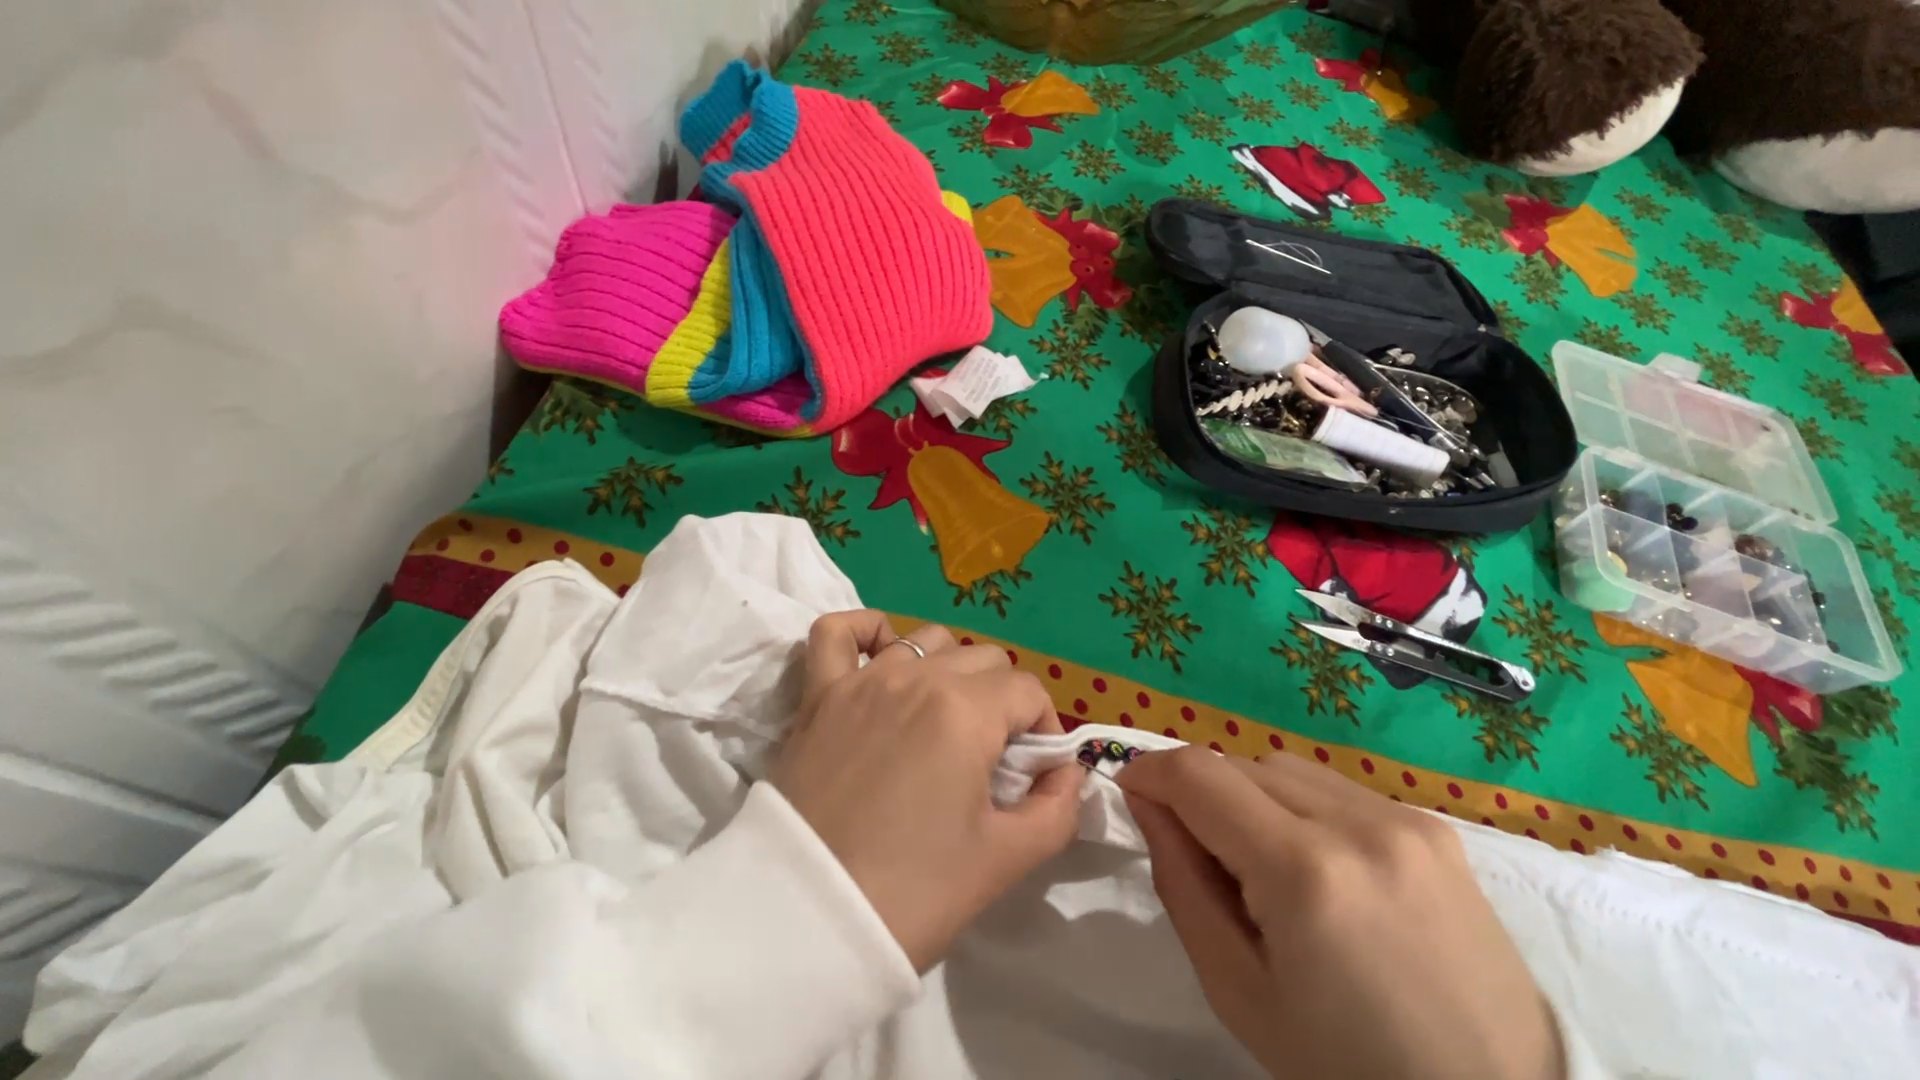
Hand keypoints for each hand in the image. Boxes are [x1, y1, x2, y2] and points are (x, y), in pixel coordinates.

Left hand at [772, 611, 1084, 971]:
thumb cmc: (914, 891)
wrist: (809, 918)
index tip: (1032, 775)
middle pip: (983, 660)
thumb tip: (1065, 772)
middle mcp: (914, 678)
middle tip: (990, 757)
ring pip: (925, 640)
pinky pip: (838, 632)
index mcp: (964, 711)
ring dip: (949, 670)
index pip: (1027, 692)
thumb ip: (1057, 808)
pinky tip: (883, 655)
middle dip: (1002, 702)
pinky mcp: (817, 695)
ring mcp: (861, 681)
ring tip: (943, 721)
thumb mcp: (1007, 859)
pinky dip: (866, 631)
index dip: (1042, 731)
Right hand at [1118, 747, 1561, 1079]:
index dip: (1150, 772)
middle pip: (1240, 764)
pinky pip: (1336, 788)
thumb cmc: (1344, 1063)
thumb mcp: (1237, 988)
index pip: (1198, 775)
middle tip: (1198, 857)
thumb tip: (1148, 802)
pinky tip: (1315, 865)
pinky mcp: (1434, 827)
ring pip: (1286, 768)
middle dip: (1199, 792)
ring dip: (1249, 795)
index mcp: (1304, 872)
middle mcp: (1358, 823)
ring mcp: (1405, 818)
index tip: (1129, 793)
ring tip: (1259, 864)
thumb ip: (1180, 882)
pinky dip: (1300, 806)